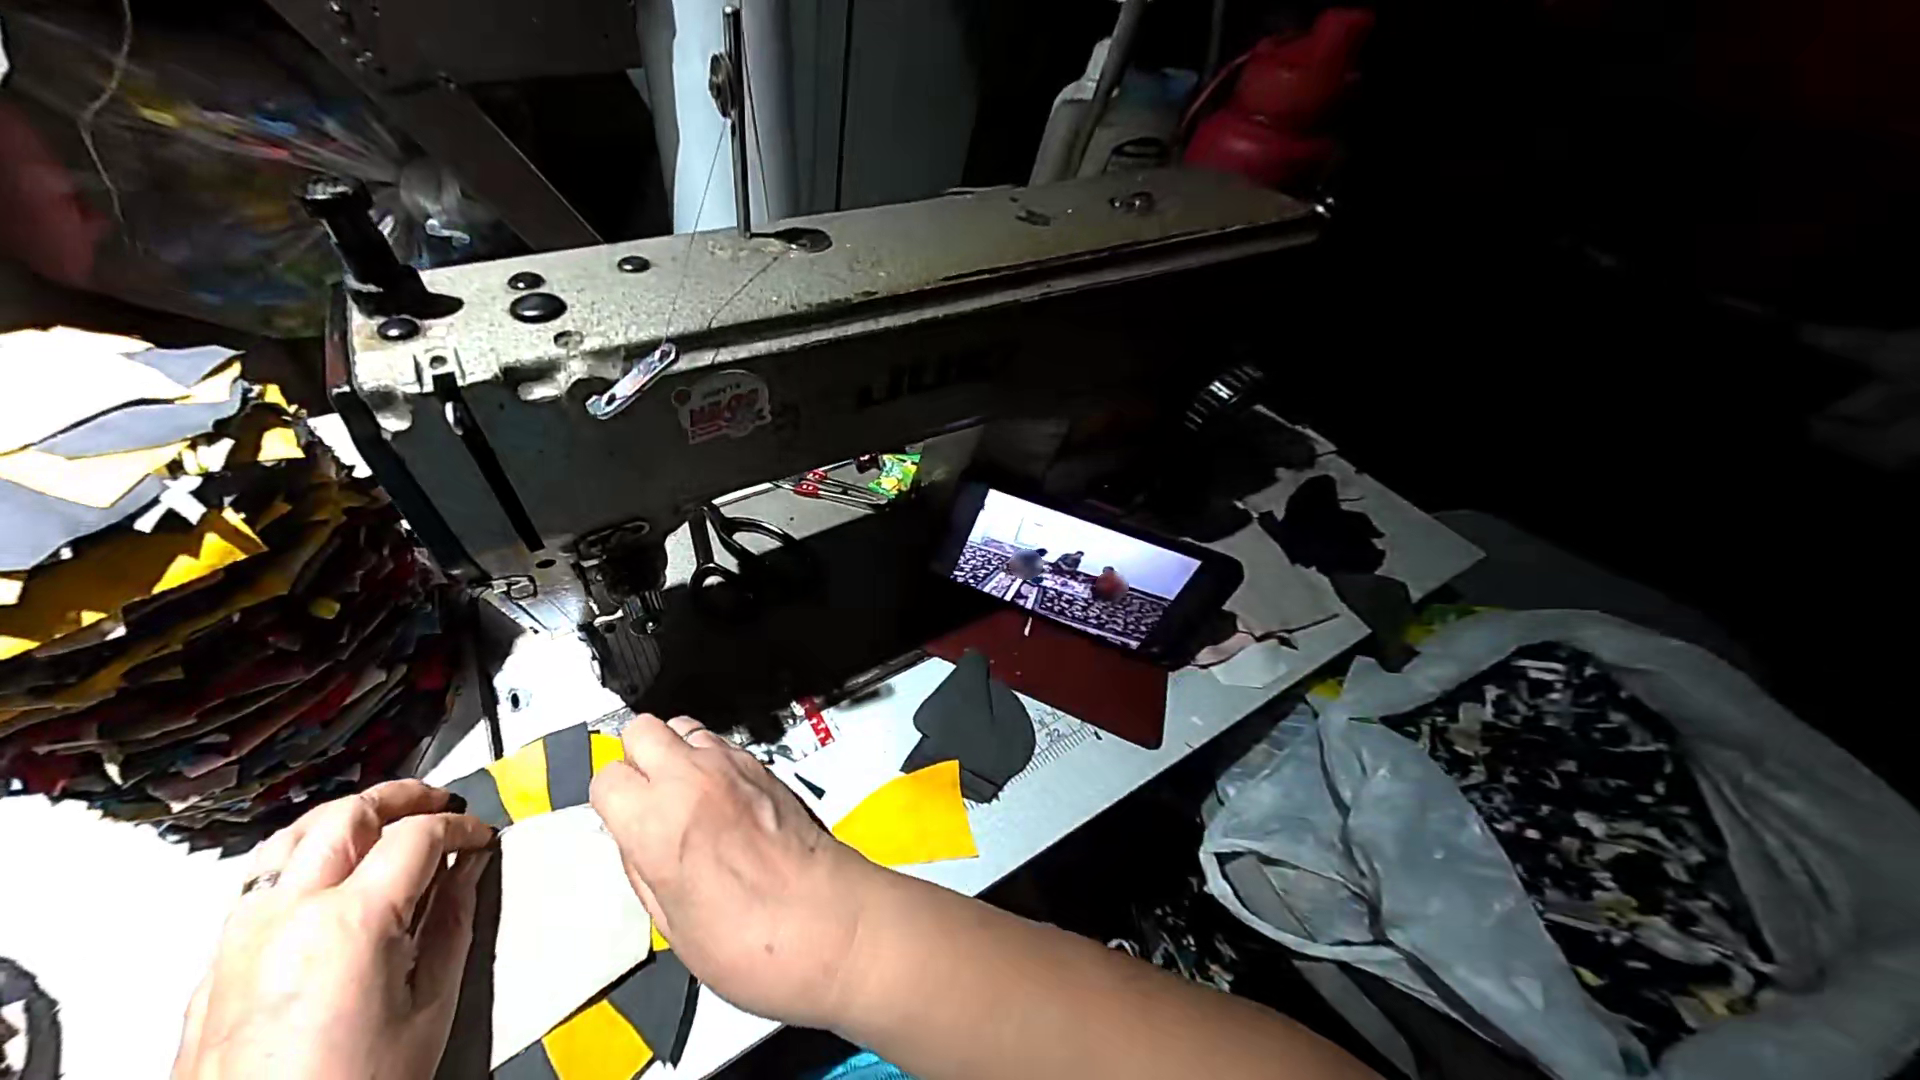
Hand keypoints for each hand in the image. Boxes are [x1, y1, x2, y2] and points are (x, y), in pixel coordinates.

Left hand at [172, 780, 494, 1079]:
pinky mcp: (214, 971)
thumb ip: (452, 919)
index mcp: (348, 924)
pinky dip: (306, 856)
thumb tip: (466, 870)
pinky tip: (334, 872)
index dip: (461, 826)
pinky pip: (260, 883)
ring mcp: (240, 943)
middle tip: (440, 801)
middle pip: (346, 815)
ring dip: (348, 817)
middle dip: (404, 796)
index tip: (479, 837)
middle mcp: (285, 920)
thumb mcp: (430, 1001)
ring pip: (291, 838)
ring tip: (386, 821)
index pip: (417, 834)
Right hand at [590, 714, 885, 1028]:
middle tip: (645, 792)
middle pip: (643, 729)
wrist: (830, 922)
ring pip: (685, 727)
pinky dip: (711, 760)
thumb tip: (633, 837)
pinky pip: (722, 744)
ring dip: (677, 753)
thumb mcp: (669, 921)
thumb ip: (641, 864)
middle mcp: (695, 780)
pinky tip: (719, 797)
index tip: (619, 815)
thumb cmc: (756, 939)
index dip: (611, 798)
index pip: (606, 776)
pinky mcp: (765, 766)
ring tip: (683, 793)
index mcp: (658, 822)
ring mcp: (734, 766)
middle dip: (637, 756)